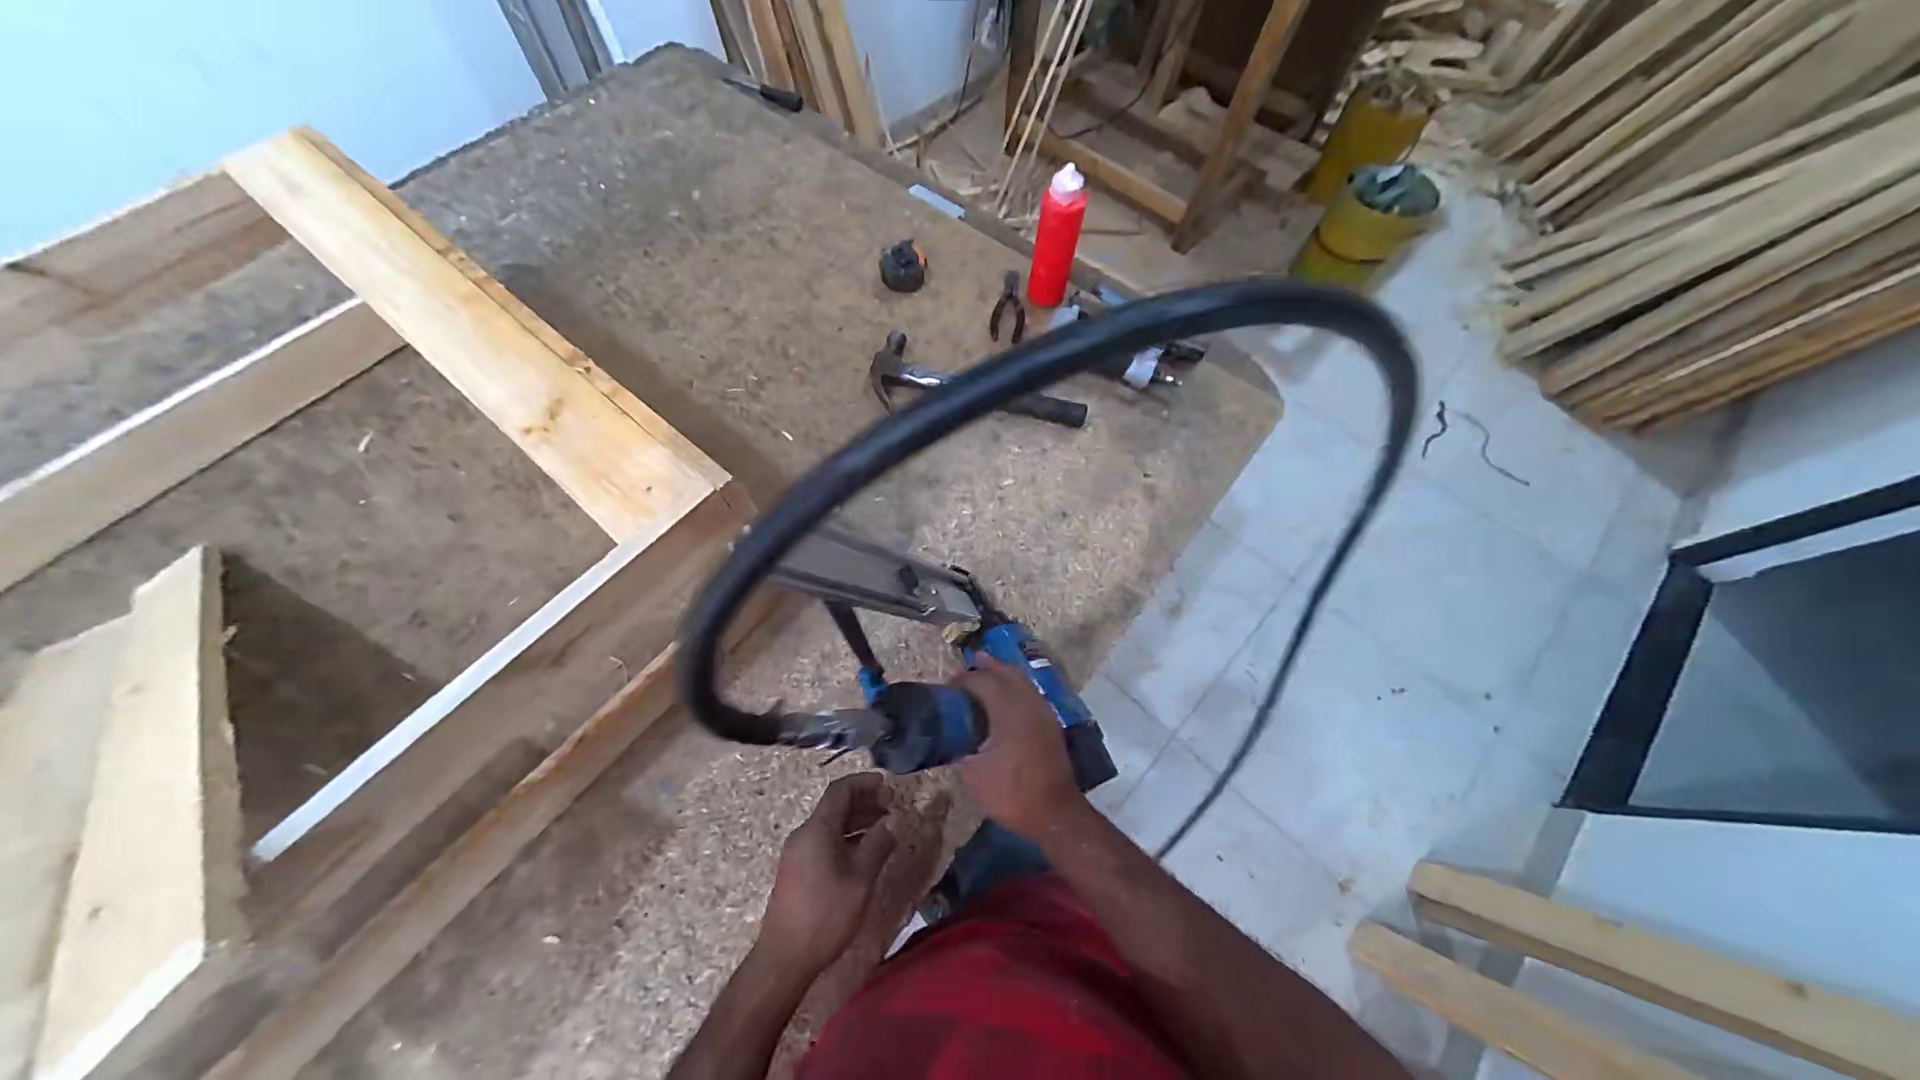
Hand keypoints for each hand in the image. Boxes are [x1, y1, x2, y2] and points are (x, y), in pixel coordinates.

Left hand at [758, 772, 897, 973]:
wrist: (784, 958)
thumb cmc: (826, 915)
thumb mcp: (860, 879)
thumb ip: (878, 844)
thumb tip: (892, 821)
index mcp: (817, 829)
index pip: (840, 790)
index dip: (866, 783)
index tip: (890, 786)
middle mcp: (804, 834)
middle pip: (835, 805)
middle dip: (865, 801)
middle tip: (892, 806)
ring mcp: (798, 853)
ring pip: (831, 825)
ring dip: (857, 820)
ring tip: (885, 827)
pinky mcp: (798, 871)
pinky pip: (825, 841)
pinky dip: (847, 838)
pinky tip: (865, 852)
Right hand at [953, 657, 1084, 838]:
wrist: (1054, 814)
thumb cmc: (1011, 793)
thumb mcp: (973, 774)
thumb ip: (958, 749)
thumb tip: (948, 738)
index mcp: (1008, 710)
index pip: (983, 681)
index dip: (963, 680)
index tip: (946, 687)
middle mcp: (1029, 703)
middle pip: (1006, 673)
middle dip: (985, 668)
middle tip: (964, 670)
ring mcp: (1043, 713)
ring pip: (1021, 681)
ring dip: (1002, 674)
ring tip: (983, 673)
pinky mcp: (1050, 725)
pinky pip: (1030, 694)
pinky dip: (1014, 687)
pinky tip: (1004, 699)